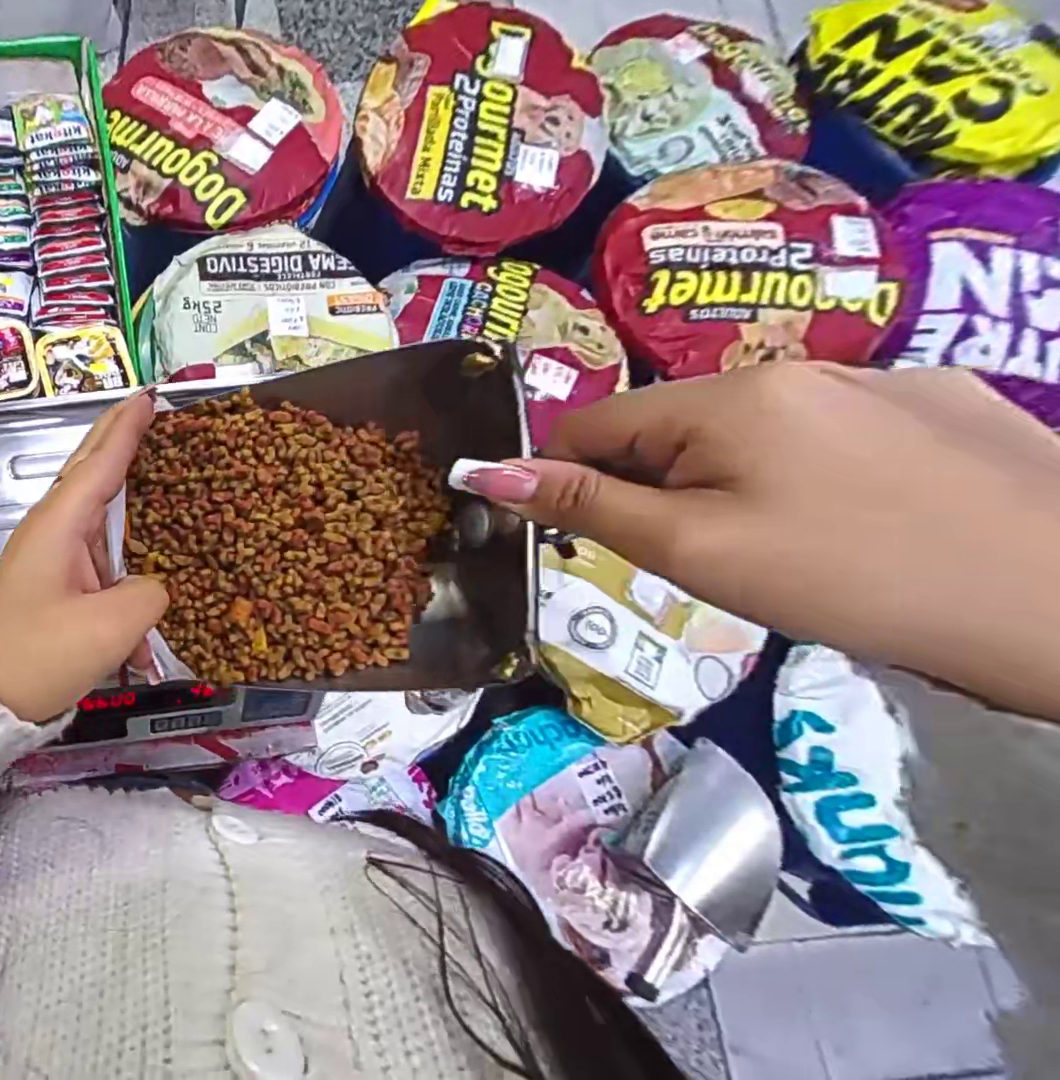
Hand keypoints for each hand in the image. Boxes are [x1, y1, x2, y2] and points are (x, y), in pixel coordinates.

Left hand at [0, 391, 170, 722]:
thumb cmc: (37, 655)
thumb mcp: (107, 628)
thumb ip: (148, 596)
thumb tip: (152, 588)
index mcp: (59, 526)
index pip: (100, 463)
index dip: (127, 429)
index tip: (148, 396)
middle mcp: (54, 531)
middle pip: (93, 475)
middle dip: (121, 443)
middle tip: (152, 415)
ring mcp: (53, 559)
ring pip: (104, 529)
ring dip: (134, 531)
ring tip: (169, 501)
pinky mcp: (56, 586)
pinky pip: (101, 573)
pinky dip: (125, 592)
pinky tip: (142, 645)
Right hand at [455, 363, 1059, 718]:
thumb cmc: (849, 578)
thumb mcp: (687, 547)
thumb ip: (580, 504)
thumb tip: (481, 471)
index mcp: (726, 396)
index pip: (590, 424)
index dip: (569, 480)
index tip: (593, 537)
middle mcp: (797, 367)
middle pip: (664, 427)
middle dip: (650, 486)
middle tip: (691, 552)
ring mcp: (880, 379)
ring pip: (740, 431)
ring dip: (720, 481)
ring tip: (774, 543)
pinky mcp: (944, 403)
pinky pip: (820, 433)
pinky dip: (799, 473)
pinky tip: (851, 519)